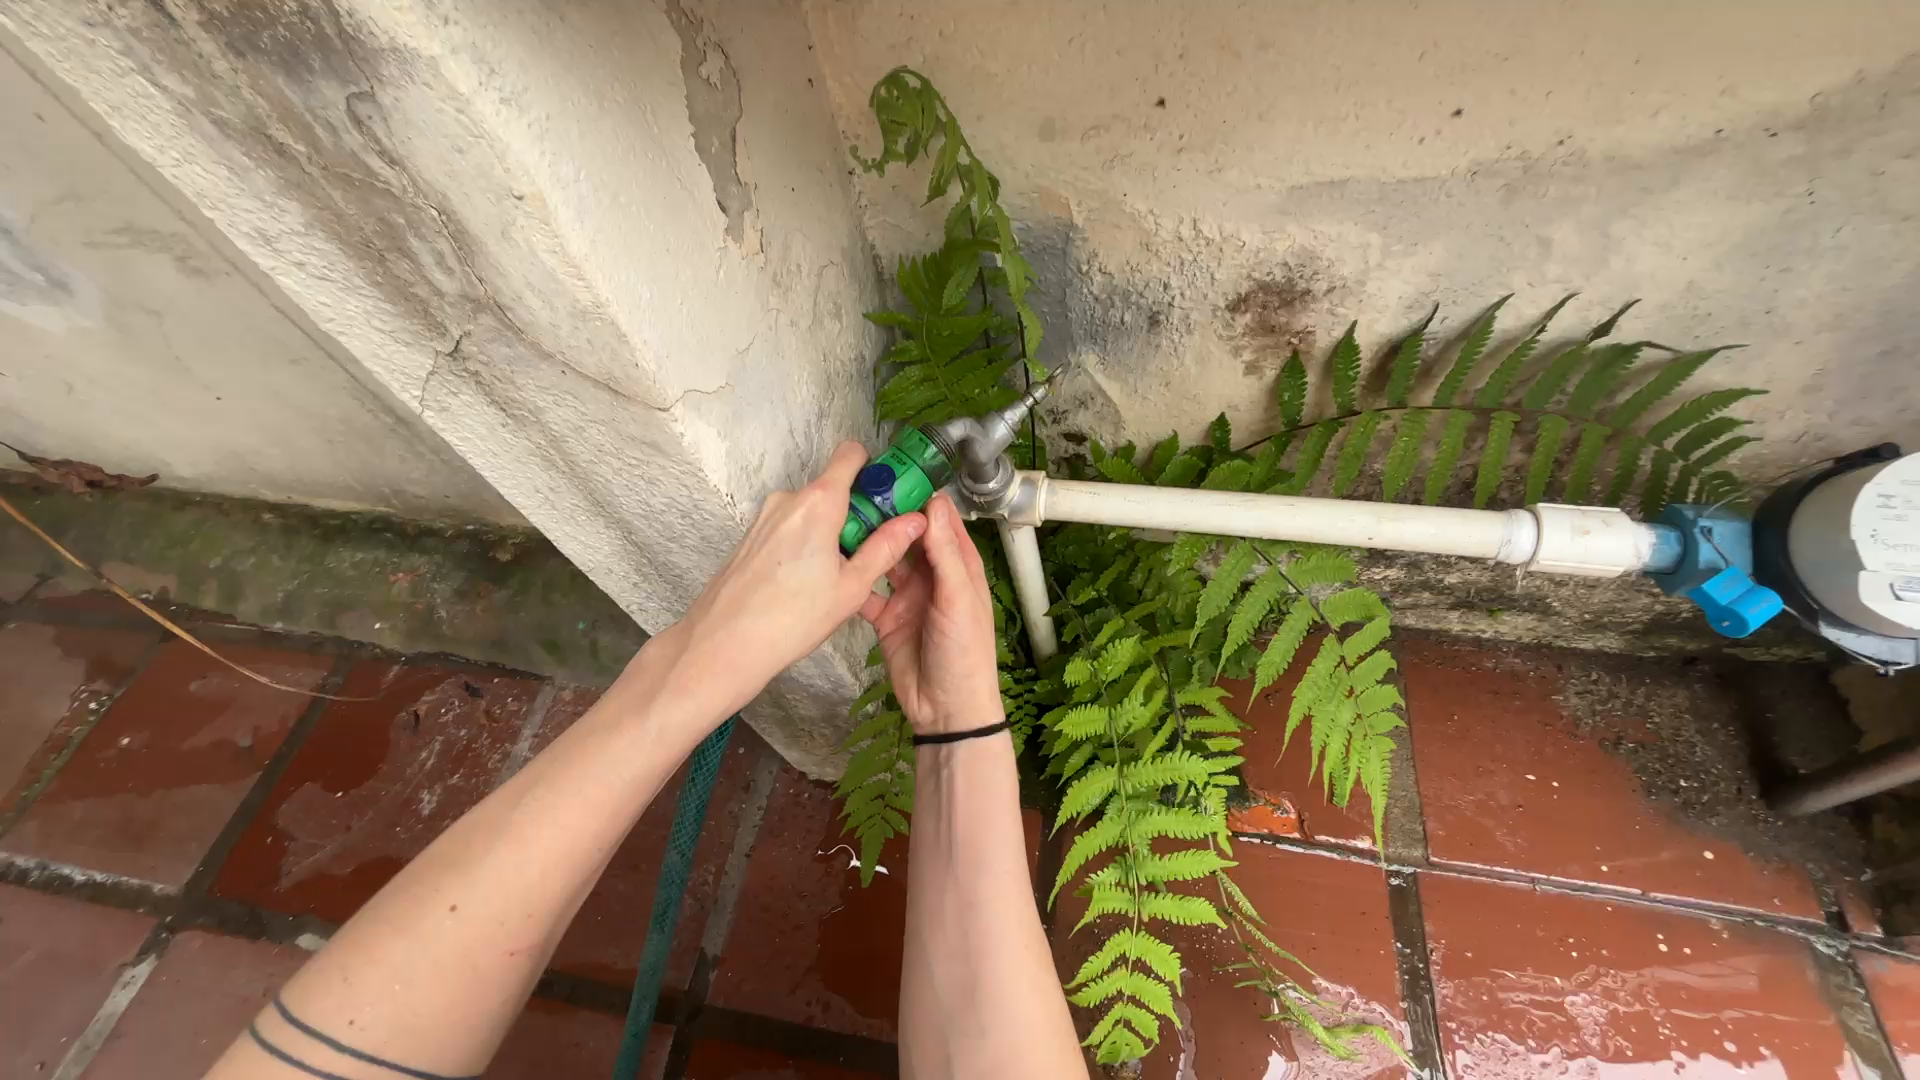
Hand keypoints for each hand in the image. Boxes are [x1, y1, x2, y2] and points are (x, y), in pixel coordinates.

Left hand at [658, 441, 927, 716]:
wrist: (723, 644)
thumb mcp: (852, 586)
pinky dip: (809, 542)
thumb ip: (886, 547)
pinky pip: (792, 526)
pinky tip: (809, 582)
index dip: (875, 470)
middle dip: (858, 512)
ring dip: (832, 531)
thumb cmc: (789, 619)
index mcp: (818, 502)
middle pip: (835, 486)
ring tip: (838, 576)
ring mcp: (767, 516)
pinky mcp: (754, 535)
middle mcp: (789, 499)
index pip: (850, 454)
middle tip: (870, 552)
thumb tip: (915, 521)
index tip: (890, 498)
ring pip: (813, 510)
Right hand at [861, 493, 1001, 734]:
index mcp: (960, 568)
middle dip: (888, 517)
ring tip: (842, 520)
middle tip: (859, 493)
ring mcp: (908, 597)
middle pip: (909, 538)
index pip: (941, 523)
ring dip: (869, 544)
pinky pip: (866, 593)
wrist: (946, 709)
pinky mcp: (886, 618)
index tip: (895, 475)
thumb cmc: (965, 653)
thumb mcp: (959, 598)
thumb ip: (945, 553)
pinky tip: (834, 564)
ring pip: (885, 561)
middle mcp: (934, 578)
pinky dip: (853, 580)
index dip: (922, 500)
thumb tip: (935, 505)